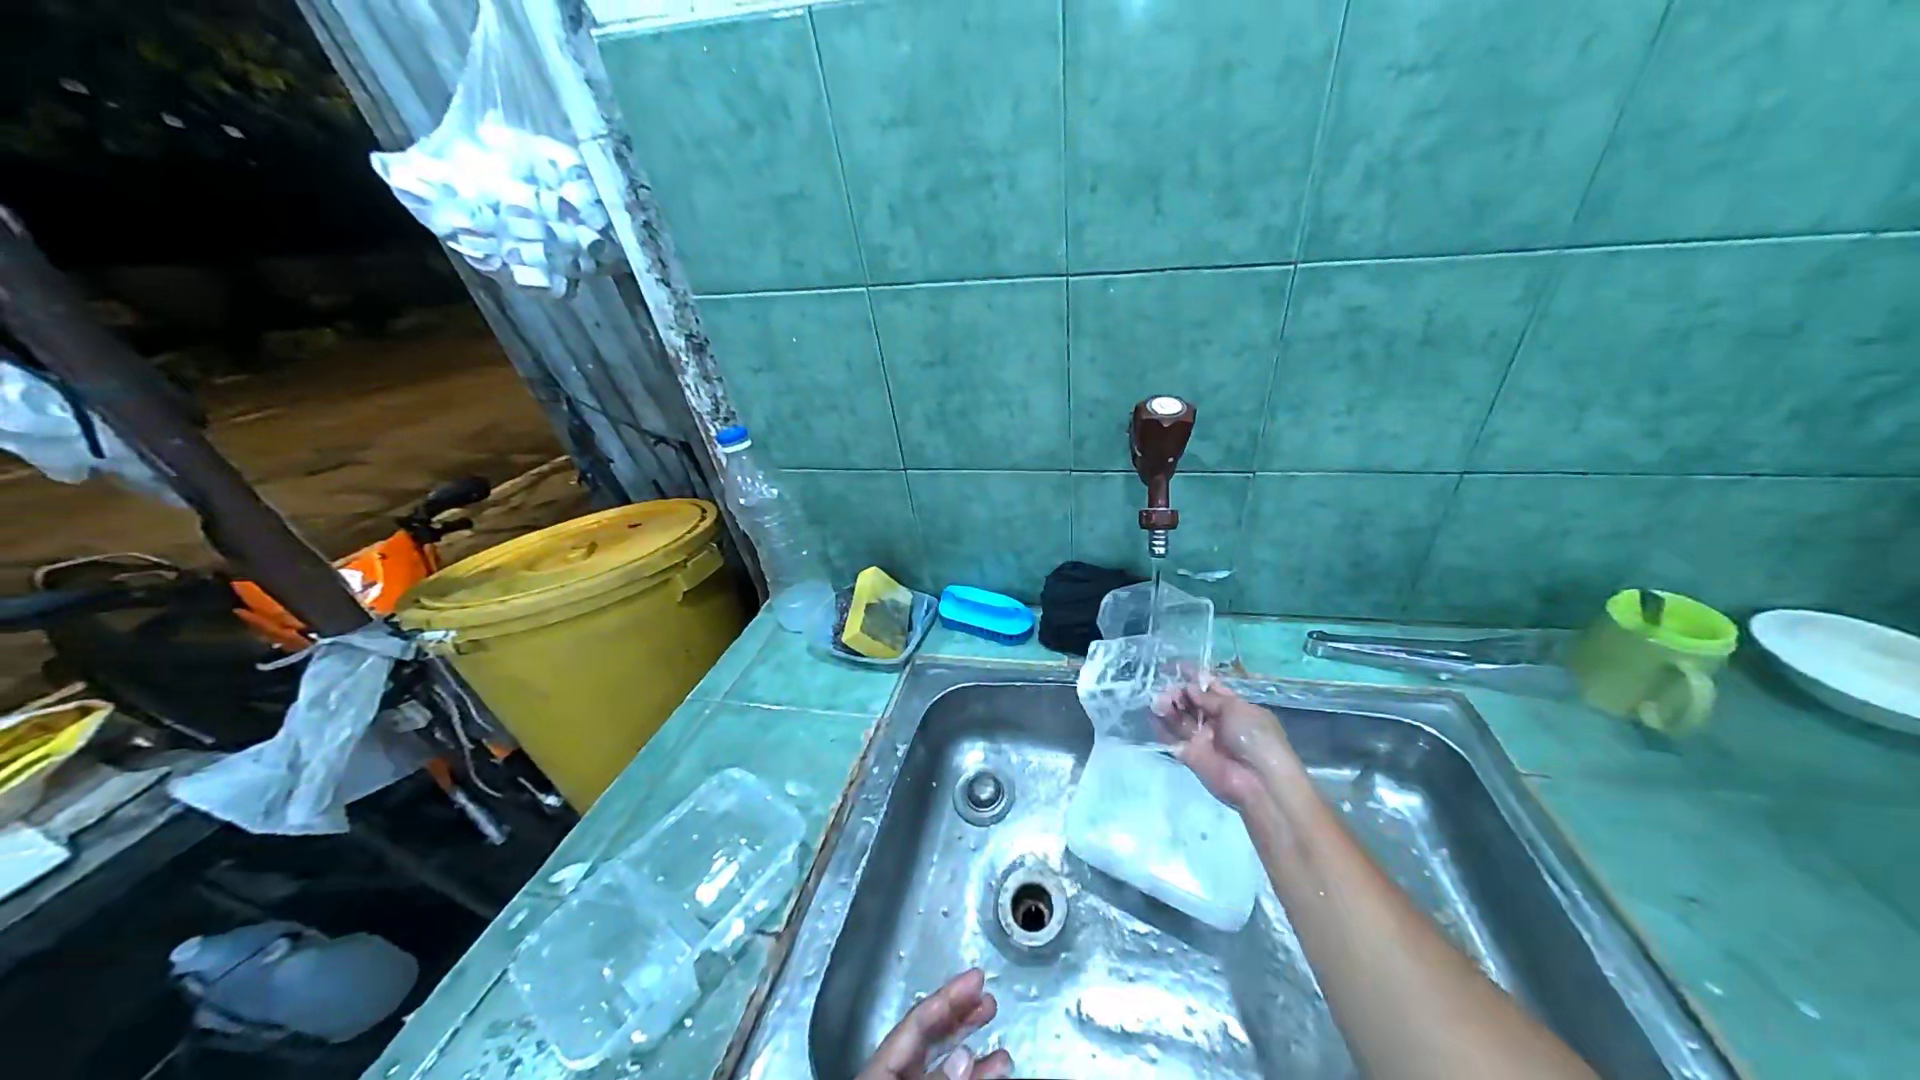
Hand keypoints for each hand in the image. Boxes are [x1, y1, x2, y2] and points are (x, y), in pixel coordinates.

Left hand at [855, 968, 1013, 1079]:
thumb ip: (934, 1078)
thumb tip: (966, 1053)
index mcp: (880, 1063)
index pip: (918, 1020)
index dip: (948, 995)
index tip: (977, 975)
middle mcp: (895, 1071)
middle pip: (931, 1038)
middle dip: (961, 1015)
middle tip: (989, 995)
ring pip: (946, 1067)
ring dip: (977, 1054)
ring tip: (1003, 1043)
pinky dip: (976, 1079)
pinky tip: (997, 1069)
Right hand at [1155, 682, 1292, 809]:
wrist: (1258, 781)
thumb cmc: (1255, 737)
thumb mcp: (1237, 709)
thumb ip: (1210, 698)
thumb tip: (1190, 688)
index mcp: (1234, 708)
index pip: (1210, 689)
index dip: (1194, 677)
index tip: (1176, 666)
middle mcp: (1217, 722)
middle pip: (1192, 703)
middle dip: (1180, 692)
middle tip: (1168, 687)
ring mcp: (1202, 739)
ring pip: (1180, 718)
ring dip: (1169, 706)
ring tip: (1159, 698)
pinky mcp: (1189, 755)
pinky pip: (1171, 738)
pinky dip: (1160, 726)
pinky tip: (1152, 713)